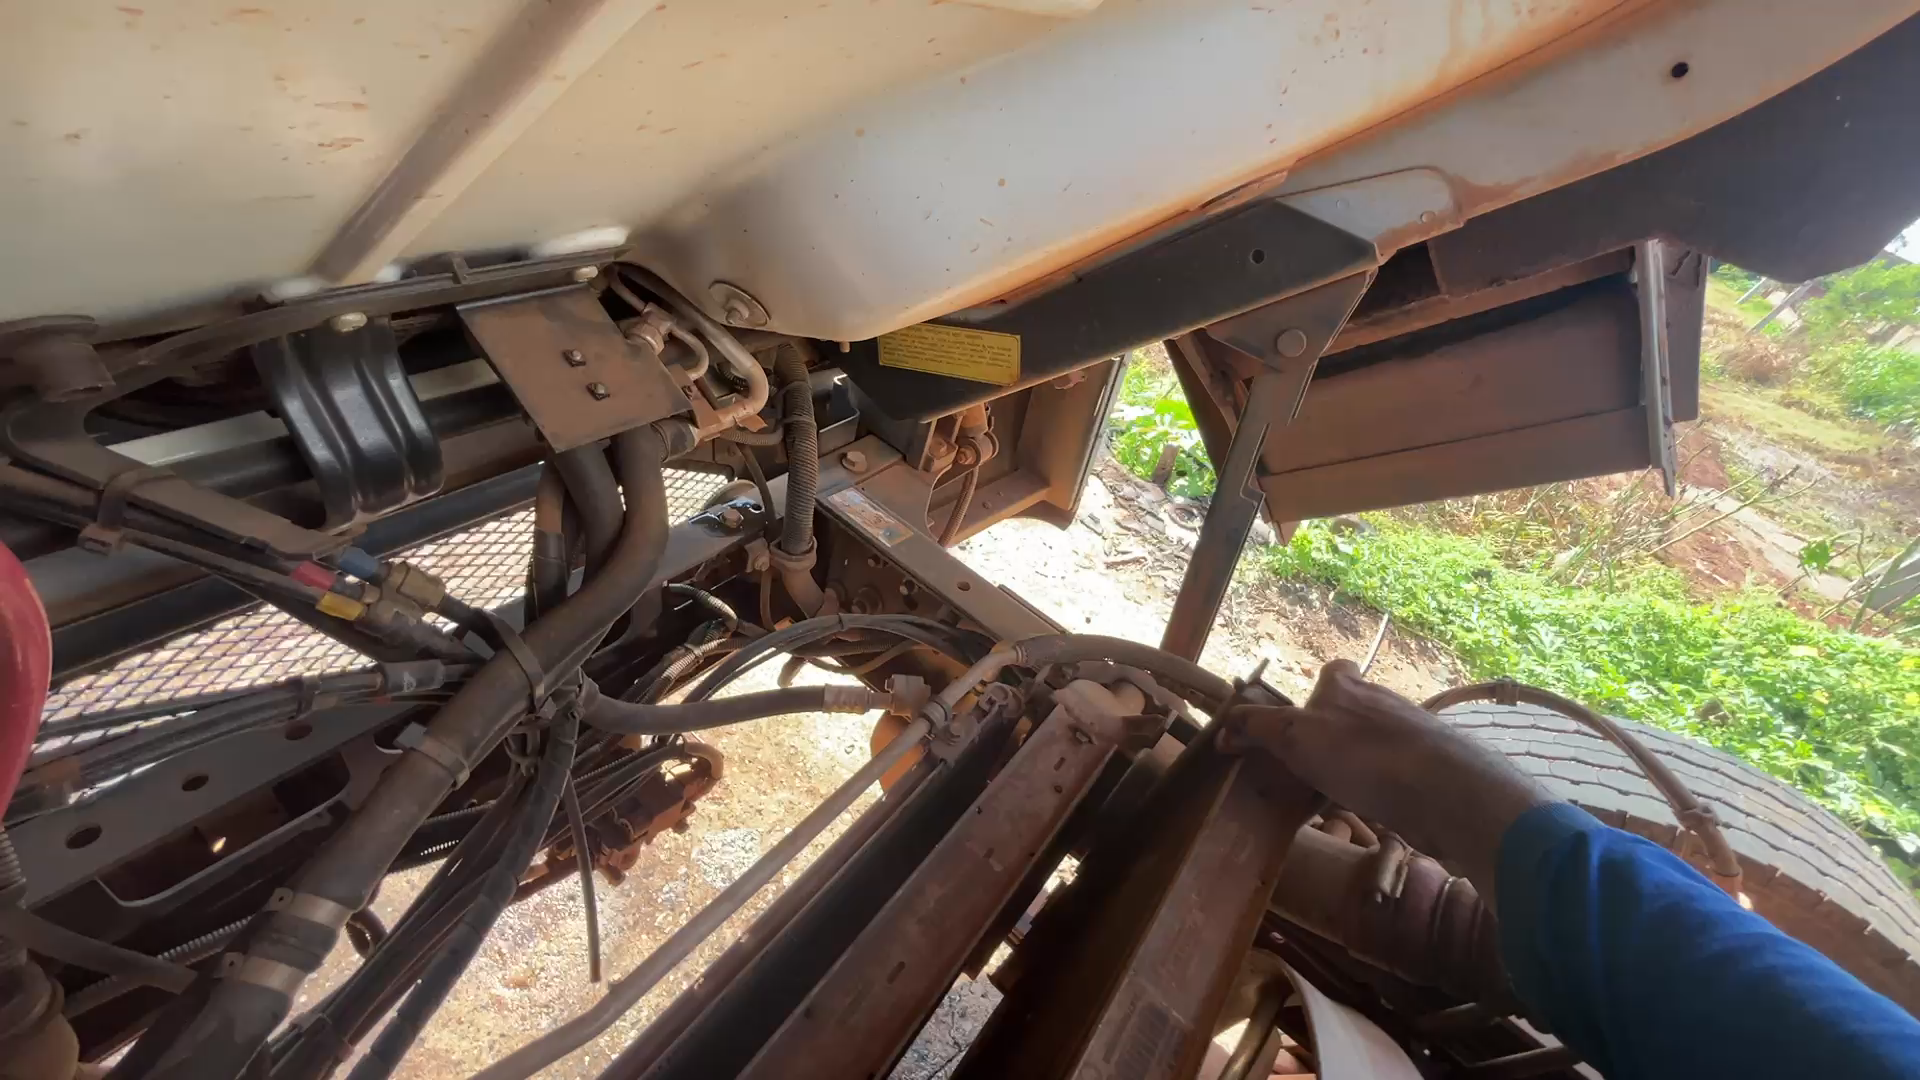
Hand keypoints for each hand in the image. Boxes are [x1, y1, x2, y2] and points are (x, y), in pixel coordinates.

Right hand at [1225, 659, 1551, 901]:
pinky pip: (1403, 772)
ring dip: (1362, 762)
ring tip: (1341, 795)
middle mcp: (1384, 701)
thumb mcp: (1294, 738)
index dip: (1320, 687)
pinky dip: (1388, 787)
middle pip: (1356, 707)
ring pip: (1380, 741)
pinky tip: (1378, 811)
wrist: (1452, 793)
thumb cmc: (1362, 755)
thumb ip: (1258, 729)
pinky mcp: (1438, 769)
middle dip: (1337, 730)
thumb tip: (1223, 731)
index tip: (1305, 714)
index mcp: (1347, 686)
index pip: (1333, 671)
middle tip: (1313, 762)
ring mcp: (1416, 734)